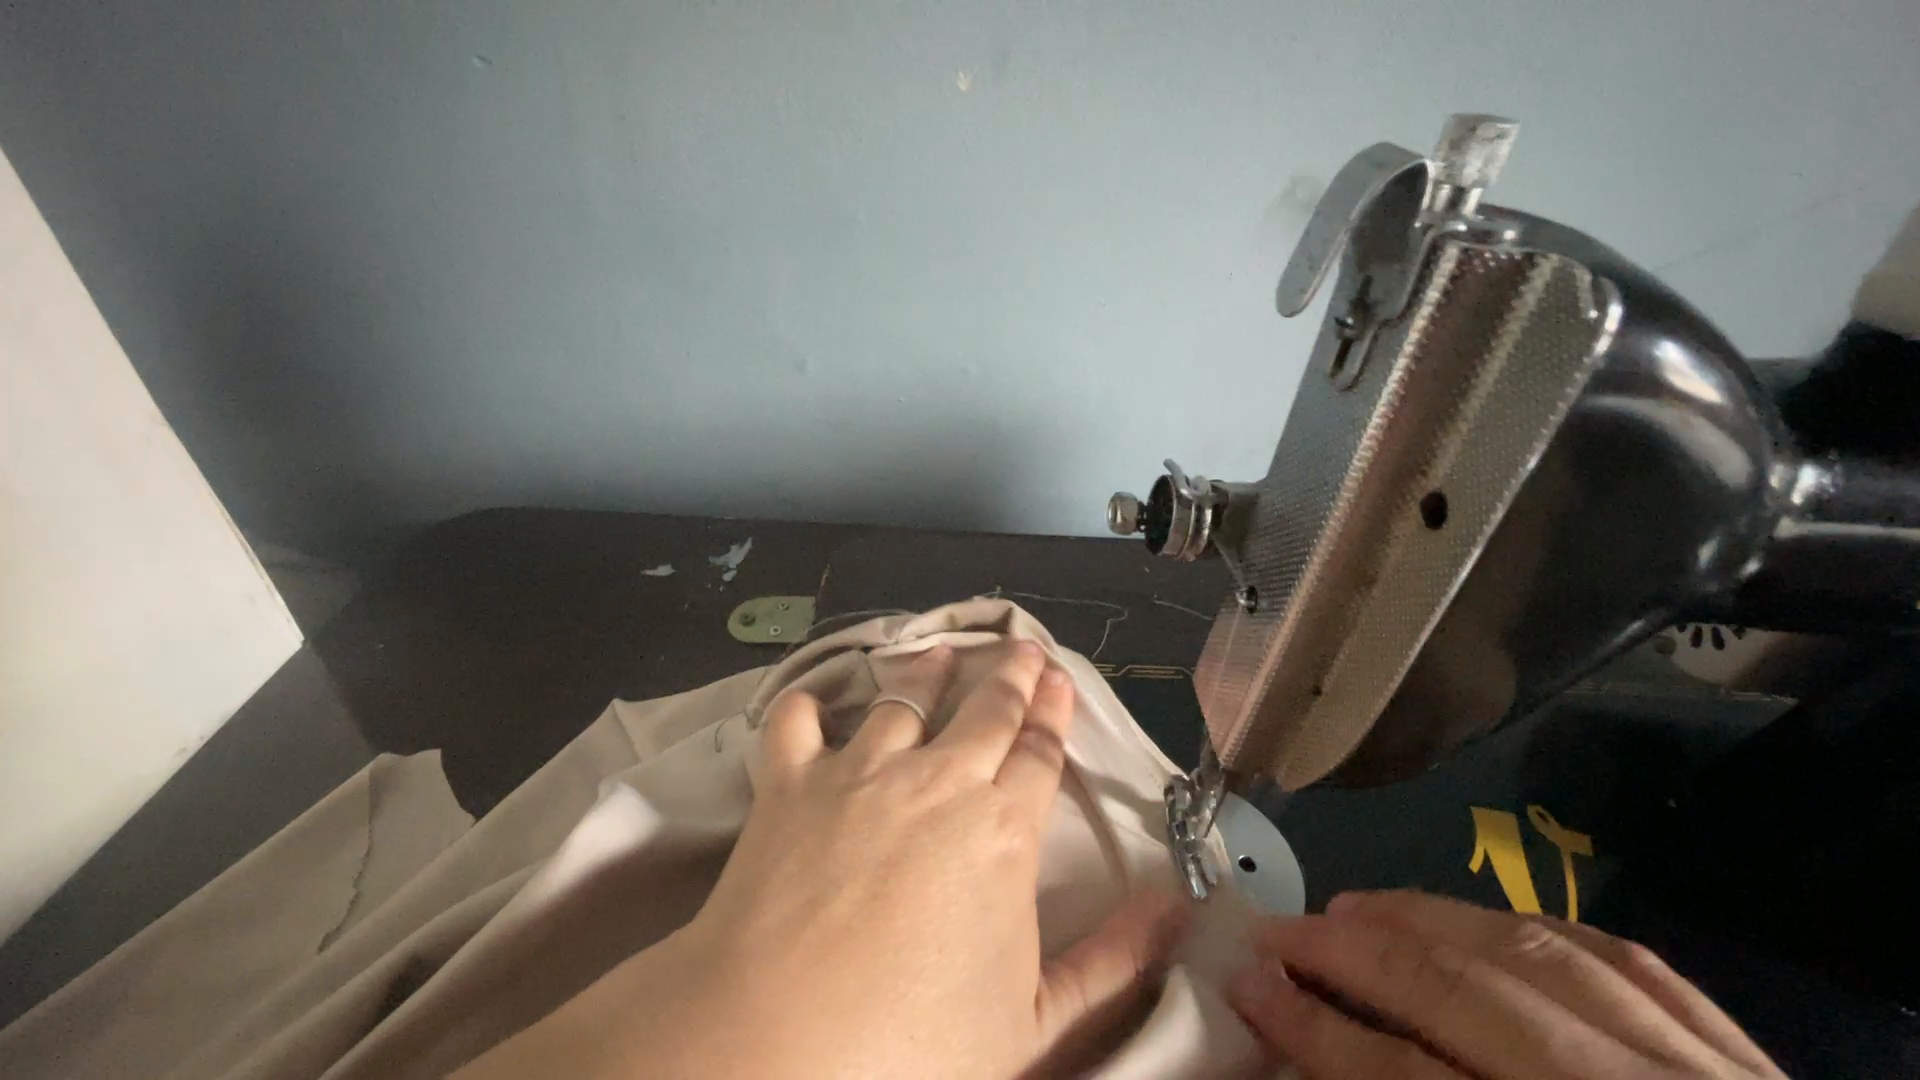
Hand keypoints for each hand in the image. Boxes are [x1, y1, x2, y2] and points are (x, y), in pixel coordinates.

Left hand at [457, 642, 1183, 1079]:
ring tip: (940, 652)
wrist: (781, 1046)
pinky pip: (796, 723)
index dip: (1053, 711)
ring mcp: (859, 773)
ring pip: (903, 700)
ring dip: (927, 671)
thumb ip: (1110, 960)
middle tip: (1024, 648)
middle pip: (985, 710)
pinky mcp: (789, 782)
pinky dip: (807, 707)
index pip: (1039, 751)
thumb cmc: (918, 1043)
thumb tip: (1175, 908)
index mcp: (1002, 829)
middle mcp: (937, 780)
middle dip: (1011, 675)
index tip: (1059, 679)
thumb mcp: (1035, 1021)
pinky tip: (816, 702)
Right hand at [1227, 890, 1784, 1079]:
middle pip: (1460, 997)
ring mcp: (1703, 1073)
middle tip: (1279, 930)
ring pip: (1536, 953)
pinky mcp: (1749, 1058)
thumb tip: (1317, 1063)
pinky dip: (1537, 930)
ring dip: (1428, 919)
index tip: (1245, 984)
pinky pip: (1626, 962)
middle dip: (1351, 955)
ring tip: (1353, 907)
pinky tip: (1481, 920)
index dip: (1312, 1029)